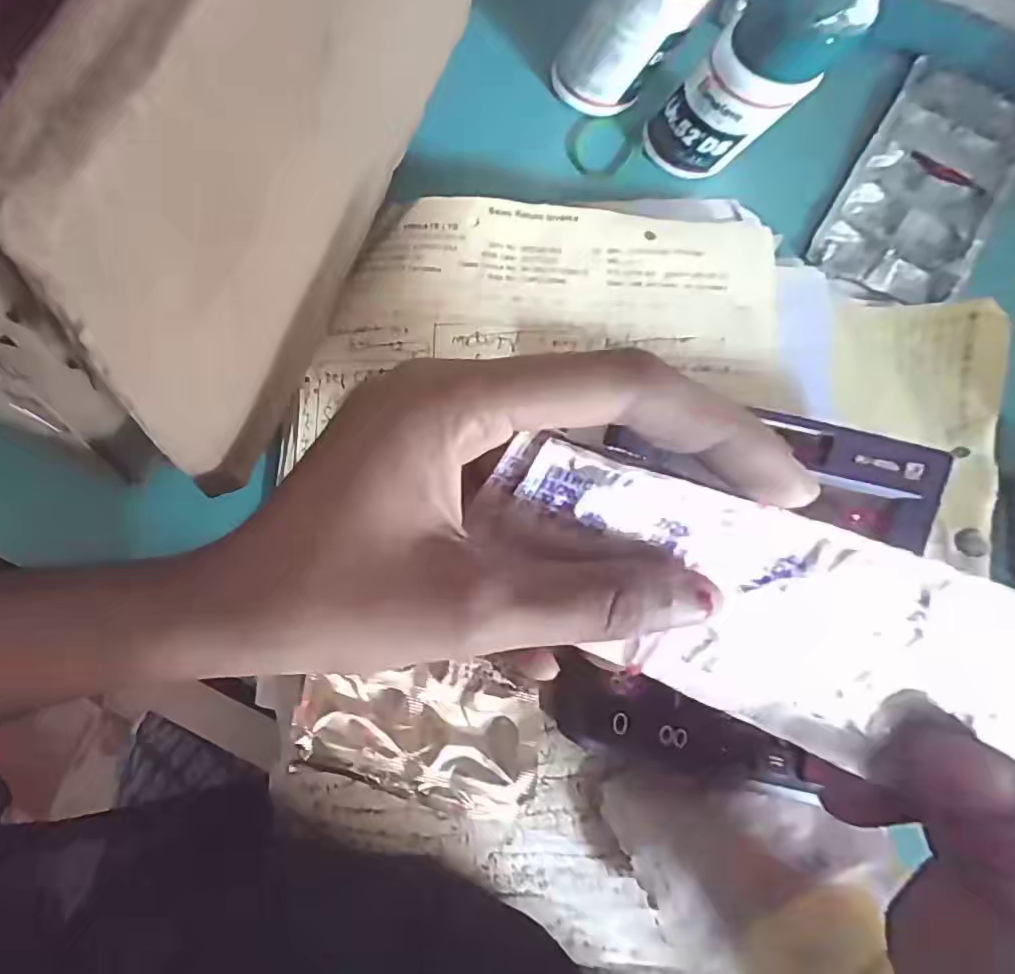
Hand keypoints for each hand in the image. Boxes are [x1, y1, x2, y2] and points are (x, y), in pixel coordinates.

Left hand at [214, 353, 817, 675]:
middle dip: (661, 477)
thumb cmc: (332, 606)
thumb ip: (585, 603)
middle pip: (585, 413)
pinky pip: (497, 487)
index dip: (712, 429)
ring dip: (592, 529)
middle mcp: (443, 391)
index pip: (613, 385)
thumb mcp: (467, 612)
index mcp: (453, 401)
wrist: (232, 611)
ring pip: (544, 460)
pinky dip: (531, 543)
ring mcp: (425, 422)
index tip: (782, 486)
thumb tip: (699, 600)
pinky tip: (540, 630)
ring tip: (644, 595)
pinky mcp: (414, 457)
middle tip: (734, 528)